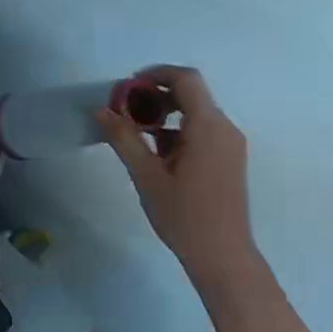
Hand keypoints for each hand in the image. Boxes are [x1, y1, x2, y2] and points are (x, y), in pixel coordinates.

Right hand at [95, 66, 257, 282]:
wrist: (223, 257)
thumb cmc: (184, 215)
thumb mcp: (146, 176)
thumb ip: (124, 138)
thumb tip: (102, 110)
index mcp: (208, 127)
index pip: (186, 79)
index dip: (156, 74)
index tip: (129, 86)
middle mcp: (225, 128)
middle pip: (191, 94)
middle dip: (156, 95)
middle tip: (126, 110)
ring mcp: (230, 145)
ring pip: (196, 113)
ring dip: (166, 115)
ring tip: (136, 134)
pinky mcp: (229, 160)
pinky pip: (203, 131)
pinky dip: (178, 131)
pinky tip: (156, 155)